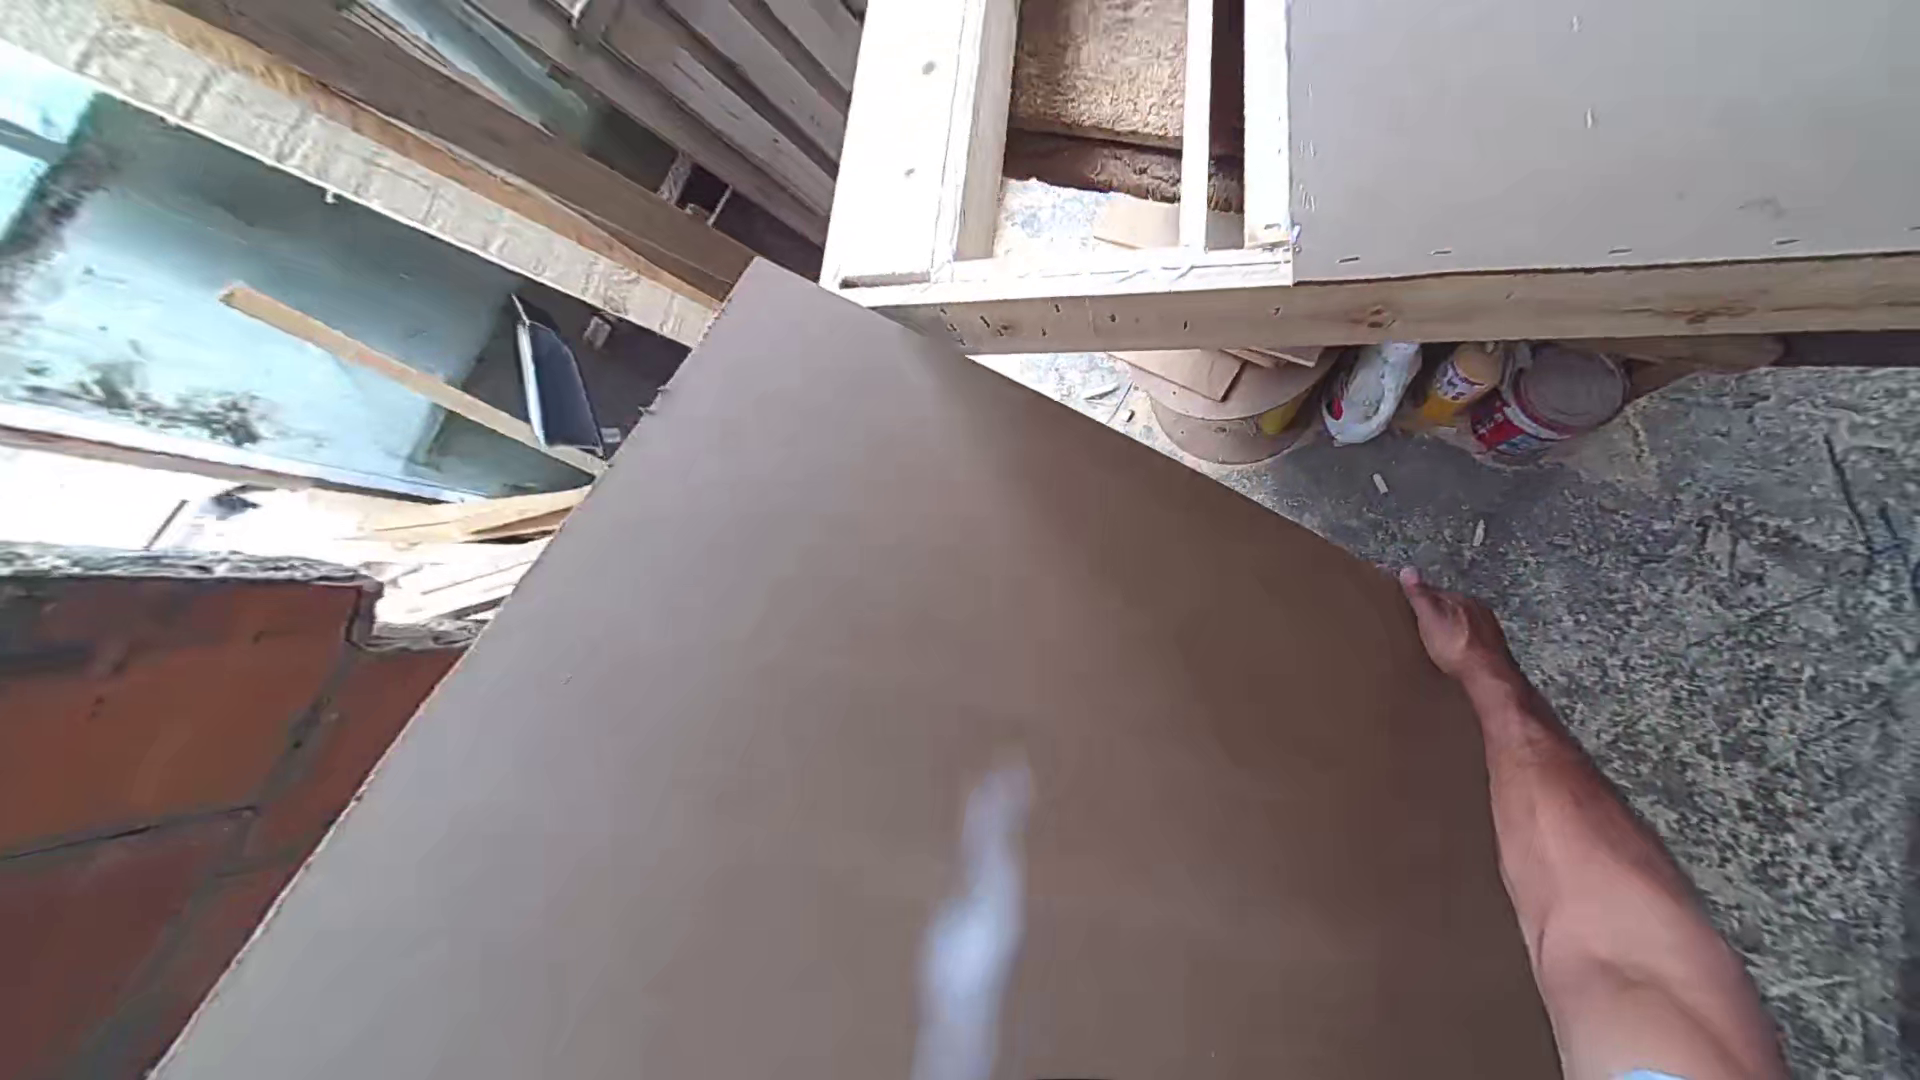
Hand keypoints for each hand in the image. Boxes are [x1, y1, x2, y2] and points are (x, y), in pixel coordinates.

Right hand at [1397, 567, 1516, 684]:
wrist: (1488, 676)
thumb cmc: (1455, 647)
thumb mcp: (1429, 619)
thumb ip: (1419, 595)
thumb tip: (1408, 570)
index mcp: (1460, 600)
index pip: (1433, 591)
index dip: (1417, 597)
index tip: (1405, 602)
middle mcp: (1478, 609)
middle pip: (1449, 605)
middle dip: (1436, 610)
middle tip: (1418, 621)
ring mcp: (1489, 628)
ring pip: (1463, 620)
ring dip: (1451, 625)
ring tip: (1436, 636)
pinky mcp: (1494, 646)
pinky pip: (1472, 636)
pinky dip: (1462, 639)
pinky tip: (1455, 649)